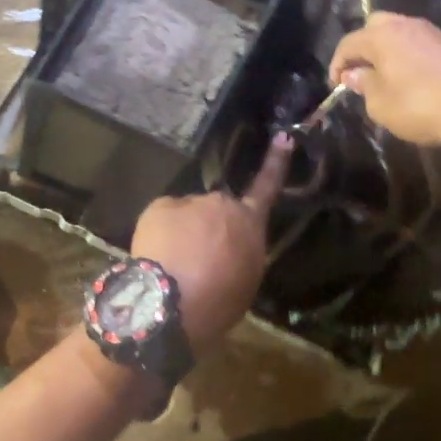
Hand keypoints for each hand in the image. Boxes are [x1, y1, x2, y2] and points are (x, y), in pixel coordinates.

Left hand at [129, 131, 291, 354]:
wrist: (171, 303)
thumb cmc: (218, 301)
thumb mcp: (247, 280)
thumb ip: (243, 252)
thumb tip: (232, 246)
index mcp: (250, 223)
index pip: (267, 186)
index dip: (276, 161)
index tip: (283, 136)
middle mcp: (223, 203)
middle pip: (218, 211)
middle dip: (211, 227)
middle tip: (200, 260)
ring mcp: (191, 201)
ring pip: (189, 215)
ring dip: (185, 232)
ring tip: (174, 265)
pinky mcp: (161, 205)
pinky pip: (164, 218)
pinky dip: (161, 234)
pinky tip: (156, 258)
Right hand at [328, 12, 440, 159]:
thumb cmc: (420, 107)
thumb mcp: (381, 105)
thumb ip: (365, 86)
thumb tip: (356, 74)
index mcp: (382, 36)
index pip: (349, 43)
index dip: (337, 63)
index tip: (336, 84)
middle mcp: (406, 25)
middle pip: (375, 26)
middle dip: (364, 47)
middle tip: (362, 72)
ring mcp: (433, 32)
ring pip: (401, 32)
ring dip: (389, 50)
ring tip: (388, 77)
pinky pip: (422, 44)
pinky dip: (411, 56)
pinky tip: (416, 80)